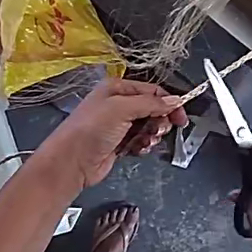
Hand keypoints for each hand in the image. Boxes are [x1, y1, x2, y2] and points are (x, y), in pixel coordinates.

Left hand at [33, 79, 186, 190]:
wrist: (71, 163)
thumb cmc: (87, 131)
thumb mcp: (121, 109)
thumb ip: (151, 103)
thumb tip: (173, 100)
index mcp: (116, 88)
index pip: (152, 91)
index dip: (168, 103)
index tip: (180, 116)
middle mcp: (118, 104)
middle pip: (153, 109)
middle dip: (159, 121)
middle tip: (156, 130)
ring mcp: (119, 124)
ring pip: (149, 127)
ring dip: (151, 136)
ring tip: (143, 142)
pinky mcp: (119, 142)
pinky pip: (142, 141)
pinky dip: (143, 146)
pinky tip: (135, 149)